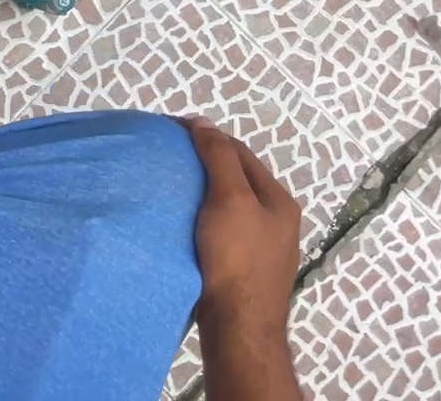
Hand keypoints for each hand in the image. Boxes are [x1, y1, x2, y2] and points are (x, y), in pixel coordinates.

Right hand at [185, 117, 301, 337]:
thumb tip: (202, 121)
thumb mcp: (229, 199)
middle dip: (200, 155)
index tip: (166, 128)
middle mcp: (273, 215)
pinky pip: (218, 216)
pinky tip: (179, 209)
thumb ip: (219, 158)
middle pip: (233, 171)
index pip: (237, 150)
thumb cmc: (235, 254)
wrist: (238, 319)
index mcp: (277, 198)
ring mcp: (259, 237)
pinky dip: (198, 203)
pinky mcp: (241, 255)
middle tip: (163, 150)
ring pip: (225, 194)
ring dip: (198, 180)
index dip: (204, 133)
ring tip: (166, 176)